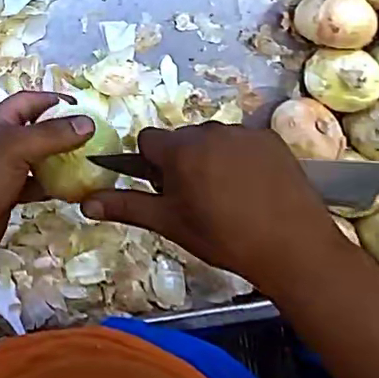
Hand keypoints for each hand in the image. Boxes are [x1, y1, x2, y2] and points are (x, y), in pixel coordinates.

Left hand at [0, 91, 93, 265]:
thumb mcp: (17, 148)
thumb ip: (52, 134)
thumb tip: (88, 122)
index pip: (29, 100)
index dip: (53, 99)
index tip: (83, 106)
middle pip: (35, 128)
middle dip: (61, 130)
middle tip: (93, 136)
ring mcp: (3, 168)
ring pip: (37, 158)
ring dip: (60, 159)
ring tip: (89, 162)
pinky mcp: (8, 193)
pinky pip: (36, 183)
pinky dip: (52, 185)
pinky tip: (73, 190)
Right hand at [82, 123, 352, 294]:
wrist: (294, 247)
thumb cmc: (223, 237)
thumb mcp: (170, 223)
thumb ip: (127, 207)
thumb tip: (84, 202)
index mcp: (179, 149)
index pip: (148, 140)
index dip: (152, 164)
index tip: (167, 189)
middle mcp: (207, 130)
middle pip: (181, 138)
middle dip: (182, 160)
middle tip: (198, 198)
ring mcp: (242, 132)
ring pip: (212, 139)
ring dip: (211, 157)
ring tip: (229, 195)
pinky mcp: (270, 138)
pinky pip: (242, 141)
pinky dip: (241, 157)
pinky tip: (254, 187)